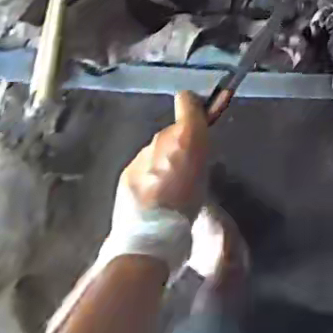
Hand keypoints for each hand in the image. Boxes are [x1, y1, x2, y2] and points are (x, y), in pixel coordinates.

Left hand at [120, 91, 208, 218]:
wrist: (150, 233)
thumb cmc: (187, 200)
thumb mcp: (205, 167)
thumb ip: (199, 143)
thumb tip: (195, 134)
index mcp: (187, 132)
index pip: (187, 100)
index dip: (194, 104)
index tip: (201, 113)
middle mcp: (162, 137)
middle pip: (173, 130)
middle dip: (179, 142)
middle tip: (186, 165)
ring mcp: (142, 154)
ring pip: (157, 149)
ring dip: (163, 159)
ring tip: (169, 185)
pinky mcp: (126, 171)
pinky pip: (143, 165)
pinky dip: (148, 173)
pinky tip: (152, 194)